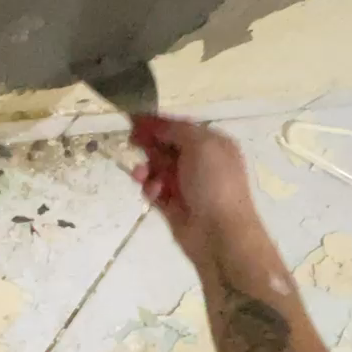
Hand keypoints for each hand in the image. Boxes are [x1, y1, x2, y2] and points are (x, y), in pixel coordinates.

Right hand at [128, 115, 266, 268]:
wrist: (219, 232)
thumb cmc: (214, 183)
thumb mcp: (200, 144)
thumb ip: (176, 130)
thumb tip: (156, 125)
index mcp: (213, 144)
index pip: (180, 127)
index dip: (158, 123)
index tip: (134, 119)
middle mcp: (200, 162)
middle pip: (166, 146)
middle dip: (149, 144)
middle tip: (132, 141)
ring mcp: (186, 184)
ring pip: (157, 168)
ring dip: (147, 168)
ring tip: (141, 174)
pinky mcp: (172, 205)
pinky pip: (154, 190)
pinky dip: (149, 188)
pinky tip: (152, 192)